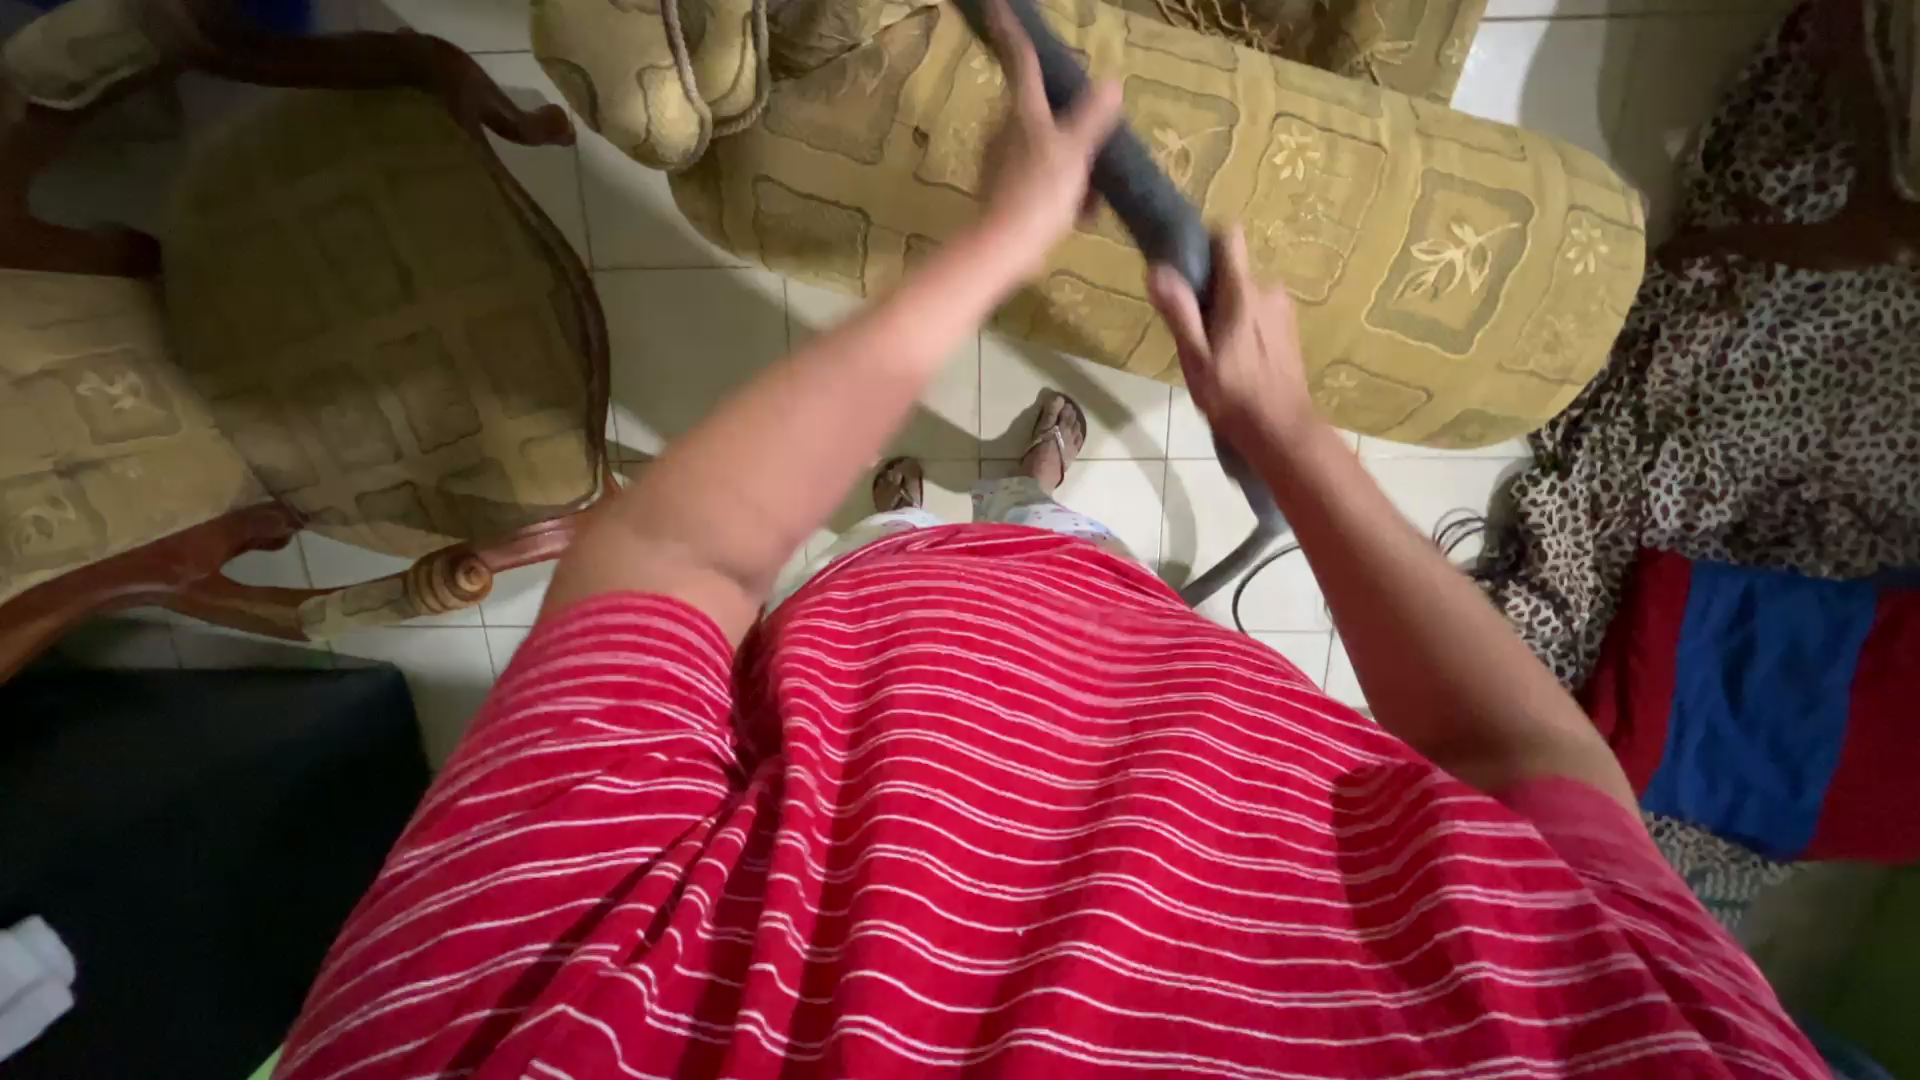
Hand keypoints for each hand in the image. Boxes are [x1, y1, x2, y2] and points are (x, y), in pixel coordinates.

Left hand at [978, 0, 1121, 265]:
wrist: (1003, 249)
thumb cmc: (1039, 195)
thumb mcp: (1075, 153)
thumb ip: (1092, 118)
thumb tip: (1111, 84)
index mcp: (1023, 112)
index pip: (1021, 61)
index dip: (1011, 31)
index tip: (998, 5)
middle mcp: (1005, 131)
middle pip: (1041, 114)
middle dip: (1069, 132)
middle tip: (1092, 156)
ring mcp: (1000, 163)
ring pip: (1044, 153)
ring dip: (1071, 170)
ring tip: (1090, 200)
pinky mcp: (1000, 194)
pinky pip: (1038, 183)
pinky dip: (1060, 194)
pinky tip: (1076, 216)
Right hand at [1148, 226, 1317, 452]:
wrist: (1281, 430)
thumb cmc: (1233, 397)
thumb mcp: (1196, 358)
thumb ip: (1179, 312)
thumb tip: (1157, 270)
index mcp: (1243, 293)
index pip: (1228, 237)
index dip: (1205, 246)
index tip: (1186, 270)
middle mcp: (1269, 291)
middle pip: (1232, 272)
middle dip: (1210, 293)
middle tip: (1193, 332)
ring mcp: (1283, 310)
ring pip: (1245, 294)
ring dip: (1226, 312)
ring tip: (1214, 351)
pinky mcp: (1289, 329)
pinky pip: (1258, 312)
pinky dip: (1243, 326)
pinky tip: (1236, 360)